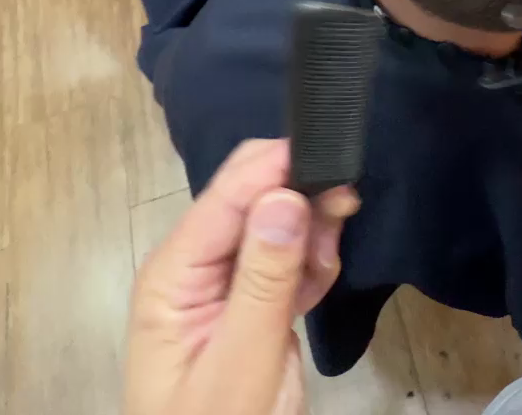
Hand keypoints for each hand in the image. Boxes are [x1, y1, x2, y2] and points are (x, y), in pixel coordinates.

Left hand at [124, 139, 359, 414]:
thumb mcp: (241, 362)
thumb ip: (263, 278)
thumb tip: (284, 194)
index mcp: (175, 271)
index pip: (227, 193)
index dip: (278, 166)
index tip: (335, 159)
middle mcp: (197, 264)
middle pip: (252, 194)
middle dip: (300, 193)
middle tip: (346, 208)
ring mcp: (226, 281)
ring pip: (278, 218)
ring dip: (312, 228)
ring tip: (328, 265)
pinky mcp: (254, 299)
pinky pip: (290, 253)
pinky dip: (313, 258)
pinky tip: (322, 280)